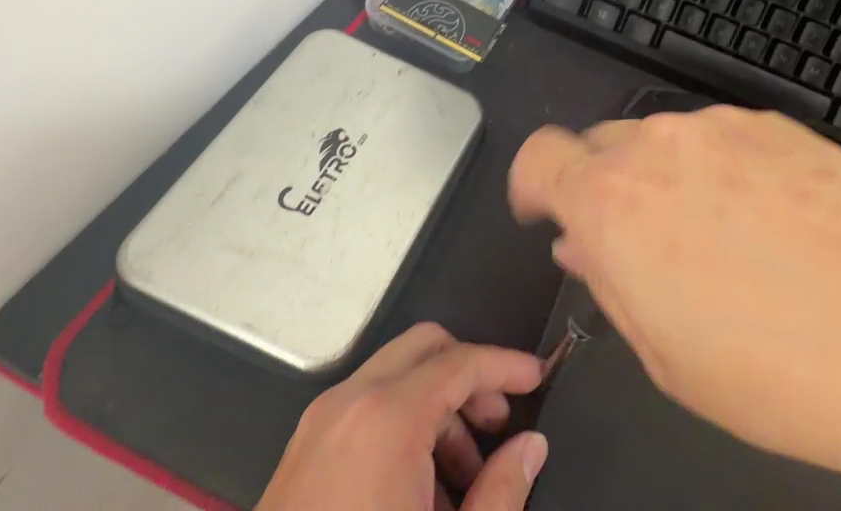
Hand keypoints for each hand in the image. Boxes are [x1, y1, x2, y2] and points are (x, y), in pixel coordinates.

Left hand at [255, 323, 549, 510]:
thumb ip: (501, 491)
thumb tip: (529, 448)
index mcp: (388, 419)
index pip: (462, 362)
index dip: (507, 365)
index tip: (538, 377)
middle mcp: (349, 403)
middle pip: (425, 348)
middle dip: (470, 376)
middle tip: (499, 424)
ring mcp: (318, 423)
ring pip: (394, 377)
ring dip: (438, 404)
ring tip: (463, 475)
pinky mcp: (302, 450)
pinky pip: (364, 409)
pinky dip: (402, 422)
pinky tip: (420, 489)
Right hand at [509, 106, 840, 478]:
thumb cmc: (787, 370)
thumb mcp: (664, 354)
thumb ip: (608, 282)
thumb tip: (582, 245)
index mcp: (612, 204)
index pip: (538, 159)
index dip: (535, 186)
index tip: (548, 210)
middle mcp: (659, 149)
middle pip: (600, 147)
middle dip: (604, 190)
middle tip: (643, 246)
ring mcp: (723, 129)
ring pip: (664, 142)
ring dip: (668, 181)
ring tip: (720, 244)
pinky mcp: (777, 125)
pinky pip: (723, 139)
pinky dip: (724, 171)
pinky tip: (766, 225)